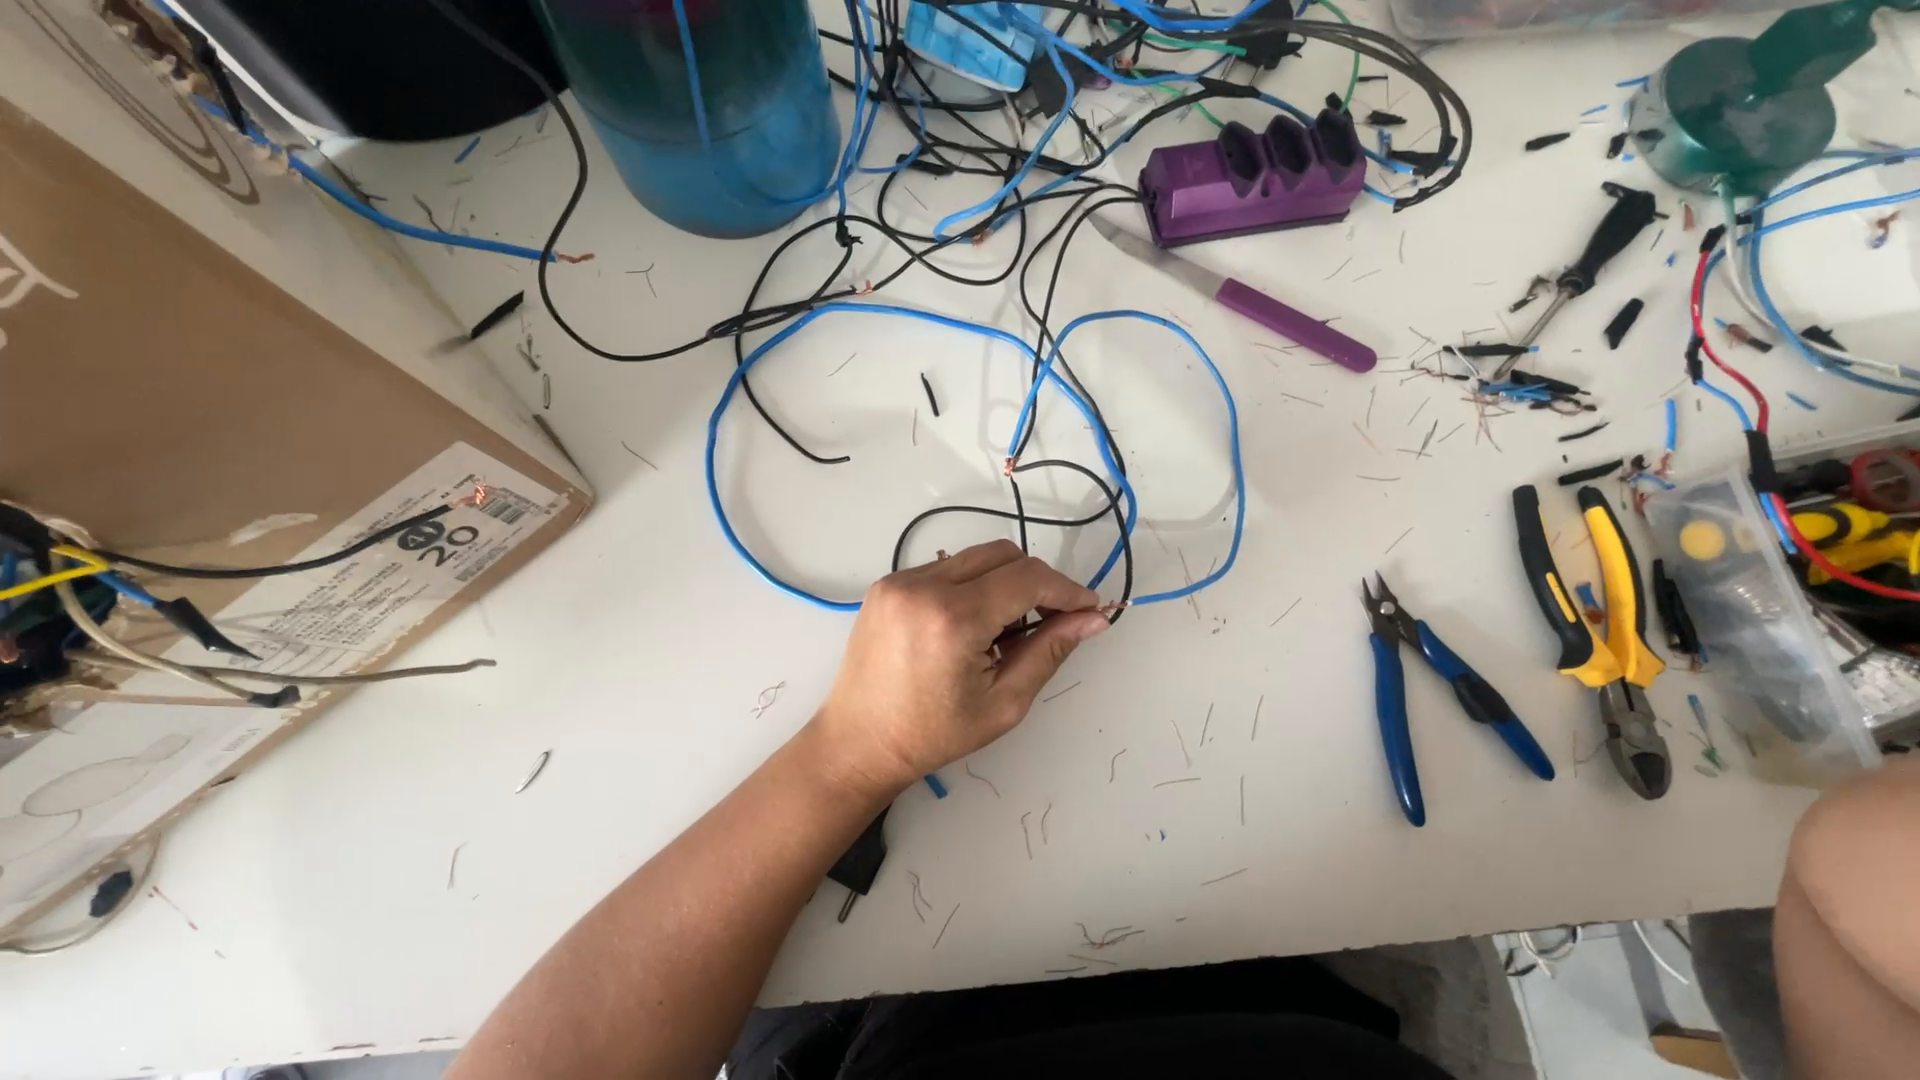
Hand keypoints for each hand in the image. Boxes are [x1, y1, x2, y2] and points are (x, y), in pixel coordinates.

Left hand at [809, 540, 1109, 797]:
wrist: (858, 741)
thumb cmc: (932, 734)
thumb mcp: (1003, 703)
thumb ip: (1049, 651)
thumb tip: (1094, 618)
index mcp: (953, 618)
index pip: (1028, 578)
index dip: (1066, 590)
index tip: (1089, 609)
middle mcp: (923, 586)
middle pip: (1004, 555)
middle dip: (1037, 583)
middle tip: (1050, 623)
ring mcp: (900, 580)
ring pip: (975, 557)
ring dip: (1004, 582)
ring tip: (1006, 630)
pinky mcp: (887, 584)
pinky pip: (946, 568)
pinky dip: (971, 586)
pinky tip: (971, 626)